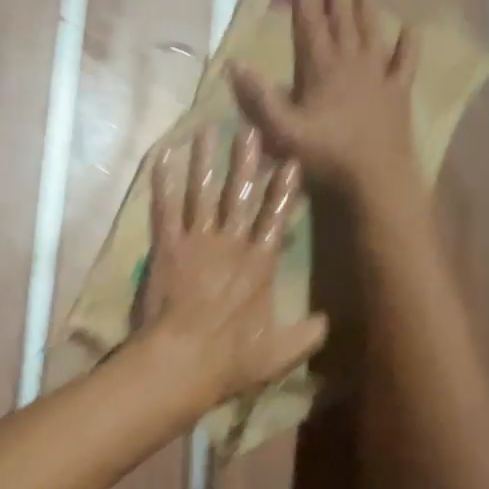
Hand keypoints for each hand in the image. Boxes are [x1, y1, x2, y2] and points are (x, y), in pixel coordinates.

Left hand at [137, 126, 328, 405]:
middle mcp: (230, 244)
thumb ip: (305, 335)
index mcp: (259, 264)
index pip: (276, 217)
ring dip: (204, 160)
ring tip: (207, 131)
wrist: (180, 361)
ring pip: (202, 192)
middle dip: (246, 160)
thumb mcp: (278, 354)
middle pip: (239, 194)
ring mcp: (196, 242)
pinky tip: (162, 156)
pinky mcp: (165, 247)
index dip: (284, 188)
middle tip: (249, 127)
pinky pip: (164, 207)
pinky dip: (162, 181)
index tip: (290, 159)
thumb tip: (326, 322)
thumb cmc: (229, 360)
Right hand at [230, 0, 420, 196]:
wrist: (377, 177)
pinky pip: (405, 64)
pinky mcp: (398, 94)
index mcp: (321, 70)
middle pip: (343, 22)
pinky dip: (408, 45)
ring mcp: (378, 77)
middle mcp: (351, 65)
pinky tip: (411, 29)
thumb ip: (259, 97)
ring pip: (372, 34)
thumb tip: (235, 63)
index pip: (310, 27)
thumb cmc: (325, 154)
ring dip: (368, 7)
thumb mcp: (282, 129)